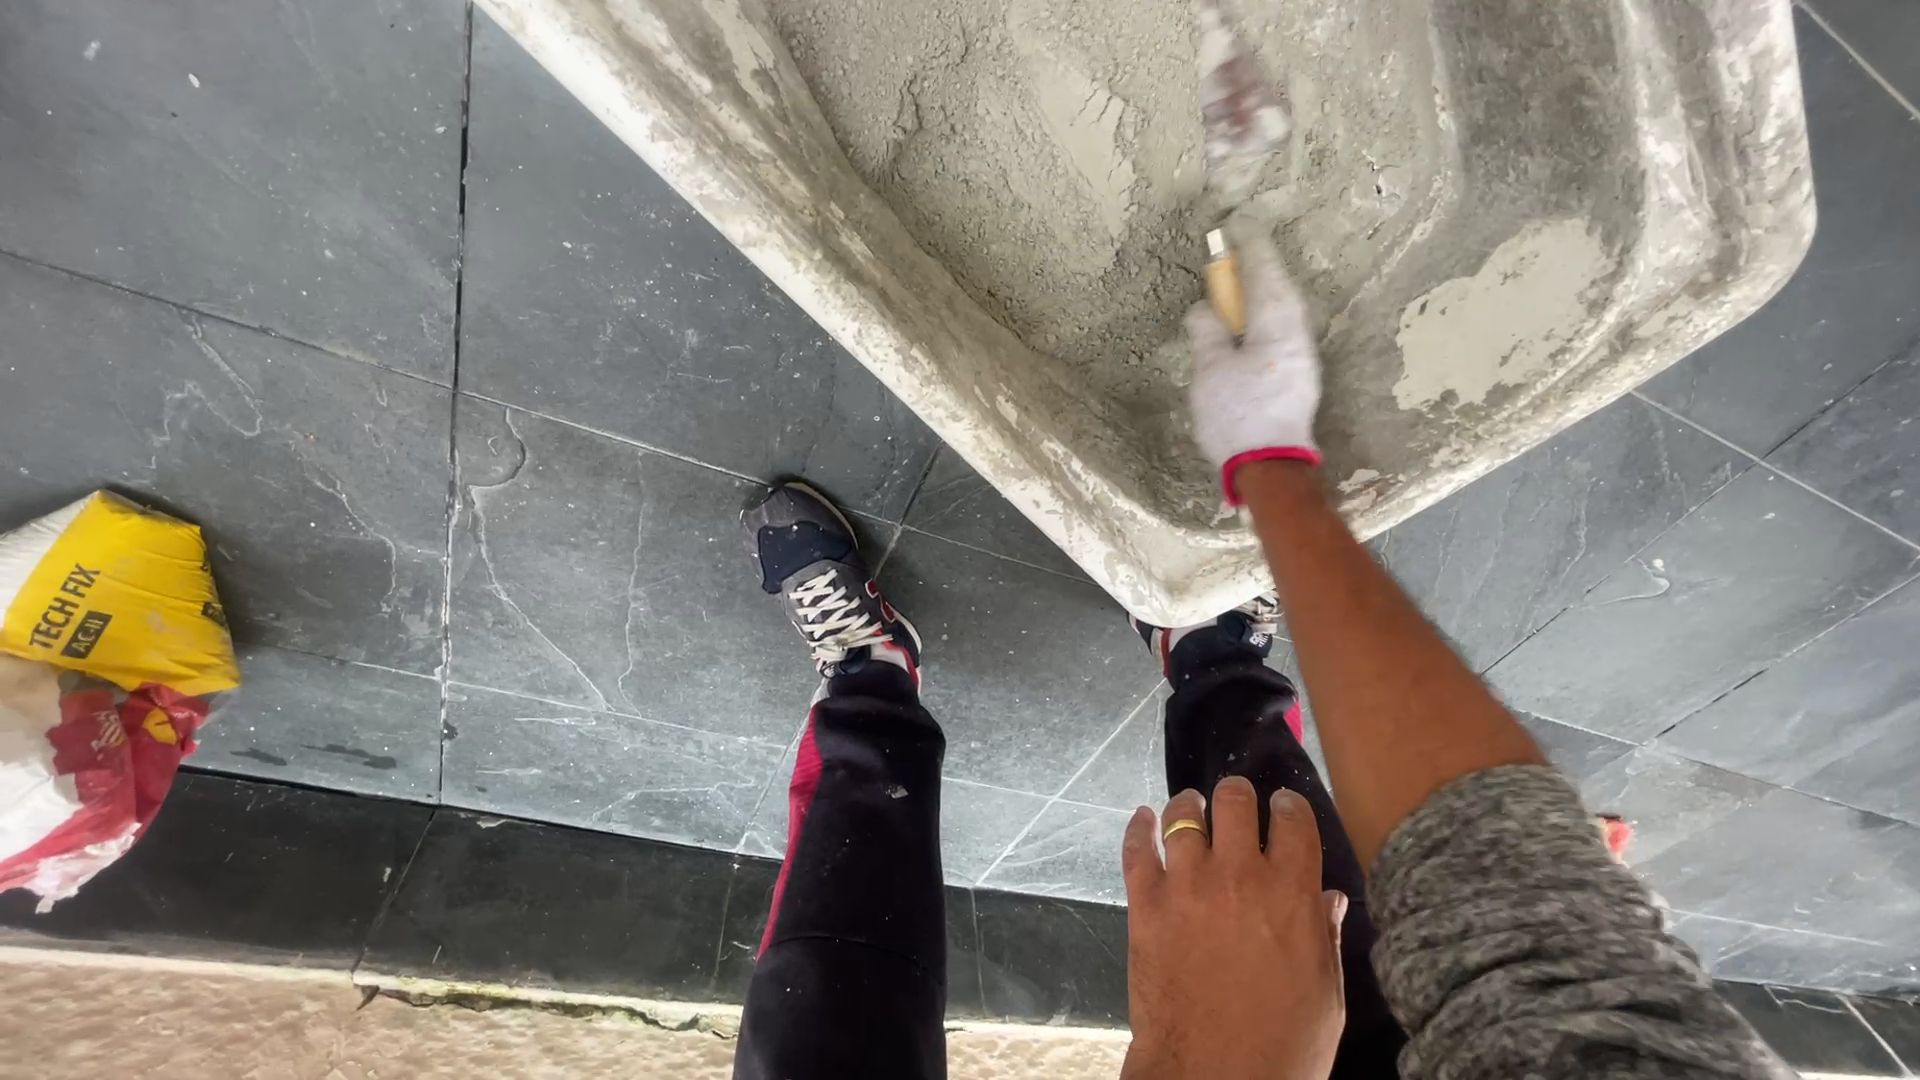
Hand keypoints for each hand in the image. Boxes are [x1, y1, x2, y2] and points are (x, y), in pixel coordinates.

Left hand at [1121, 777, 1346, 1079]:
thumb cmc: (1284, 1047)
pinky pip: (1137, 848)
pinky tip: (1143, 817)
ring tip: (1190, 806)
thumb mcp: (1326, 996)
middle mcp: (1238, 876)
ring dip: (1188, 805)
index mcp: (1290, 896)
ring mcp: (1186, 885)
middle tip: (1234, 800)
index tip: (1283, 807)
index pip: (1293, 822)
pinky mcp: (1146, 901)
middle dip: (1236, 794)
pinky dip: (1138, 827)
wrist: (1214, 1078)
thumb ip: (1323, 936)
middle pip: (1234, 802)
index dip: (1289, 807)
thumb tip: (1329, 896)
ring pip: (1182, 815)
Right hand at [1186, 228, 1322, 505]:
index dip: (1247, 247)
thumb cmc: (1237, 413)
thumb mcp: (1211, 370)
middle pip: (1277, 289)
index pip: (1263, 271)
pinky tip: (1249, 331)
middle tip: (1232, 260)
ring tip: (1236, 296)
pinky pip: (1280, 333)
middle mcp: (1298, 332)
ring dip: (1259, 297)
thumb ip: (1207, 333)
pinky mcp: (1299, 376)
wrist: (1269, 464)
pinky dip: (1263, 321)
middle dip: (1256, 270)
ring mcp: (1303, 356)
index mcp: (1276, 322)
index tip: (1235, 227)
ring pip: (1281, 312)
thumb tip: (1204, 309)